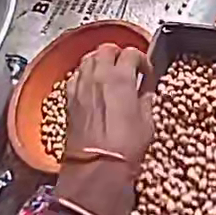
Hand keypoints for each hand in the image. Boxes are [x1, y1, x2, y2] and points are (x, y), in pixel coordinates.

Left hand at [64, 44, 153, 163]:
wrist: (96, 166)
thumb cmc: (124, 147)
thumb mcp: (147, 121)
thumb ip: (146, 98)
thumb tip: (145, 90)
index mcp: (121, 76)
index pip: (131, 53)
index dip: (141, 59)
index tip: (145, 71)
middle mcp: (98, 74)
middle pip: (107, 48)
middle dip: (118, 54)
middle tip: (126, 67)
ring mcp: (80, 83)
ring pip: (89, 58)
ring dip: (100, 61)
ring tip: (109, 73)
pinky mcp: (69, 96)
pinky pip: (76, 75)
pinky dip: (85, 74)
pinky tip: (92, 86)